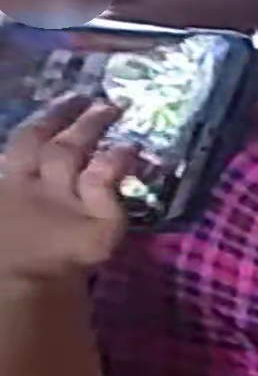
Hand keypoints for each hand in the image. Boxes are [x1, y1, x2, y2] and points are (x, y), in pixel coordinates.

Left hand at [0, 97, 137, 282]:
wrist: (20, 273)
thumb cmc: (72, 250)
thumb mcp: (105, 225)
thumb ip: (109, 188)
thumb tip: (128, 151)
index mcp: (57, 187)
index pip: (79, 153)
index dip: (99, 133)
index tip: (123, 116)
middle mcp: (27, 177)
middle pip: (48, 142)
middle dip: (73, 120)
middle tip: (101, 101)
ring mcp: (7, 181)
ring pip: (19, 144)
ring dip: (45, 122)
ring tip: (66, 105)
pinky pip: (4, 159)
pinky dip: (16, 142)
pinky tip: (30, 132)